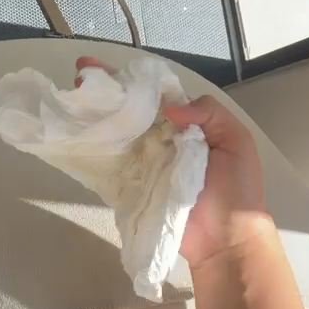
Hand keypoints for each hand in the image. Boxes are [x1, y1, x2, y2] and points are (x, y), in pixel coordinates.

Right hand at [74, 58, 273, 268]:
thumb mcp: (237, 141)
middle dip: (104, 90)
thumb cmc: (236, 189)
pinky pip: (110, 164)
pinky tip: (74, 134)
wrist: (227, 241)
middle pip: (129, 109)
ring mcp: (144, 161)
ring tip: (72, 99)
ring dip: (93, 115)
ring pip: (116, 132)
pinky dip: (92, 150)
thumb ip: (210, 112)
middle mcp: (161, 139)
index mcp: (185, 125)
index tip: (106, 67)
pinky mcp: (132, 185)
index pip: (154, 95)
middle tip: (79, 77)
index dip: (131, 79)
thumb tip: (167, 108)